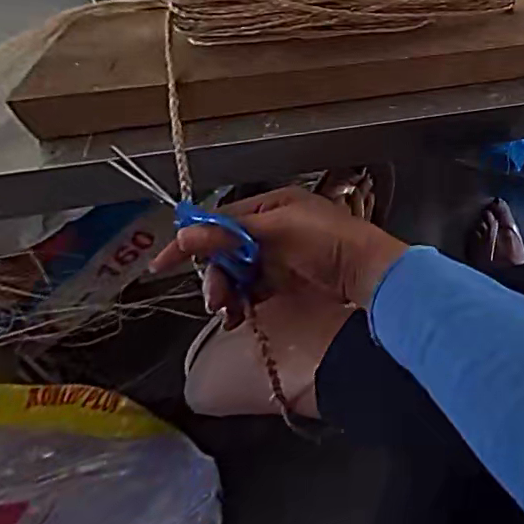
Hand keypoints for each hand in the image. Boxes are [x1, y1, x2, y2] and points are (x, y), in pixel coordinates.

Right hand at [150, 185, 408, 325]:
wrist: (363, 270)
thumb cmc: (325, 240)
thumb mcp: (278, 231)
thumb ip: (232, 233)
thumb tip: (184, 233)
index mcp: (273, 206)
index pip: (222, 220)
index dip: (192, 240)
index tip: (160, 264)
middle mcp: (273, 227)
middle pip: (225, 251)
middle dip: (216, 275)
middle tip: (216, 299)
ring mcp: (279, 254)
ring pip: (235, 274)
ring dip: (226, 293)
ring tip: (230, 311)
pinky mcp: (284, 279)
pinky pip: (251, 290)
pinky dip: (242, 303)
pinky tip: (239, 317)